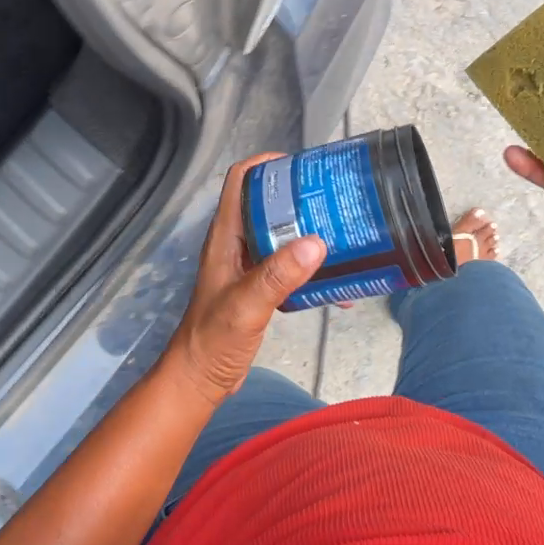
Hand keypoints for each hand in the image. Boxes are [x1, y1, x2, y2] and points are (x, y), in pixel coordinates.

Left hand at [158, 154, 326, 404]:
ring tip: (344, 232)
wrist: (200, 379)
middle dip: (299, 197)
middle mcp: (236, 244)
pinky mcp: (260, 288)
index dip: (266, 165)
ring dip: (308, 231)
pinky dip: (310, 268)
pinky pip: (288, 265)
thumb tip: (316, 242)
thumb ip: (277, 276)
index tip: (302, 164)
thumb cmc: (213, 340)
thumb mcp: (246, 305)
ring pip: (280, 234)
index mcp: (225, 236)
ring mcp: (248, 266)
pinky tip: (337, 283)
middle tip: (335, 197)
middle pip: (267, 204)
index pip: (240, 181)